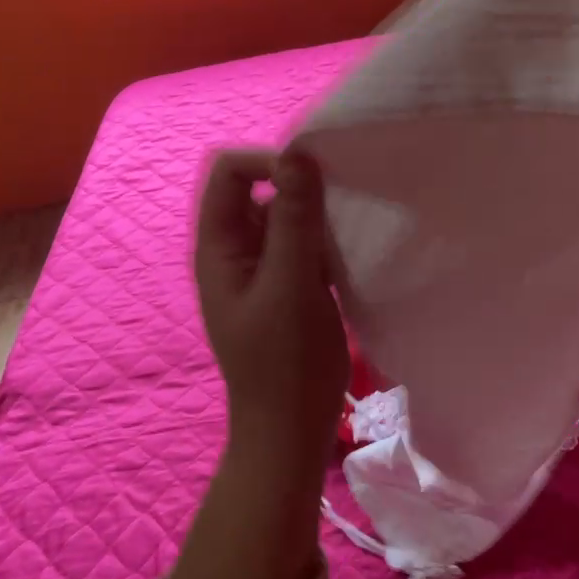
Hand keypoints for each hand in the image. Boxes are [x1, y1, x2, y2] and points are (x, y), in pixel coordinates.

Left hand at [193, 148, 348, 447]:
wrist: (293, 425)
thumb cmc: (284, 360)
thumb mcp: (290, 286)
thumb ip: (295, 221)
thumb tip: (298, 154)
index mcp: (219, 246)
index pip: (230, 172)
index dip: (269, 163)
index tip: (316, 182)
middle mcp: (239, 248)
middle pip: (263, 187)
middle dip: (302, 185)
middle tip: (344, 202)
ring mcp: (268, 266)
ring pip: (292, 214)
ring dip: (322, 211)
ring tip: (355, 226)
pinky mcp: (296, 282)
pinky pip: (310, 240)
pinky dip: (332, 235)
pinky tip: (359, 248)